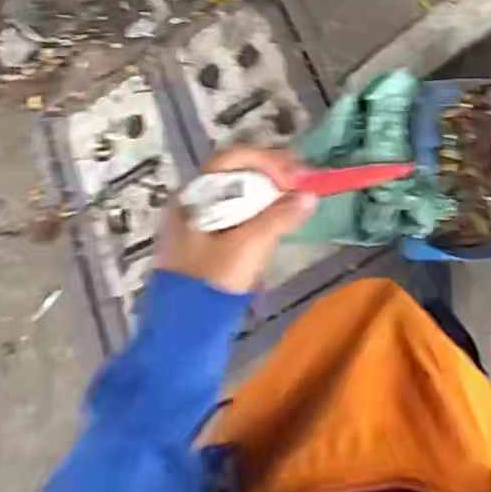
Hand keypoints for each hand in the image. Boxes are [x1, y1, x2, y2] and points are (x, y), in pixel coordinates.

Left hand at [158, 147, 318, 294]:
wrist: (182, 333)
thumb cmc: (212, 283)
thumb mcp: (248, 247)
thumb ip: (279, 217)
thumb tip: (308, 195)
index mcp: (193, 193)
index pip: (233, 158)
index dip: (267, 161)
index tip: (295, 176)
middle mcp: (189, 199)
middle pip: (234, 172)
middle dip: (269, 174)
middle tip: (299, 183)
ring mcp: (192, 220)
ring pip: (233, 192)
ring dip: (264, 192)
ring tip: (292, 199)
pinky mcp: (199, 240)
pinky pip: (230, 211)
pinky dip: (254, 209)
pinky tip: (272, 219)